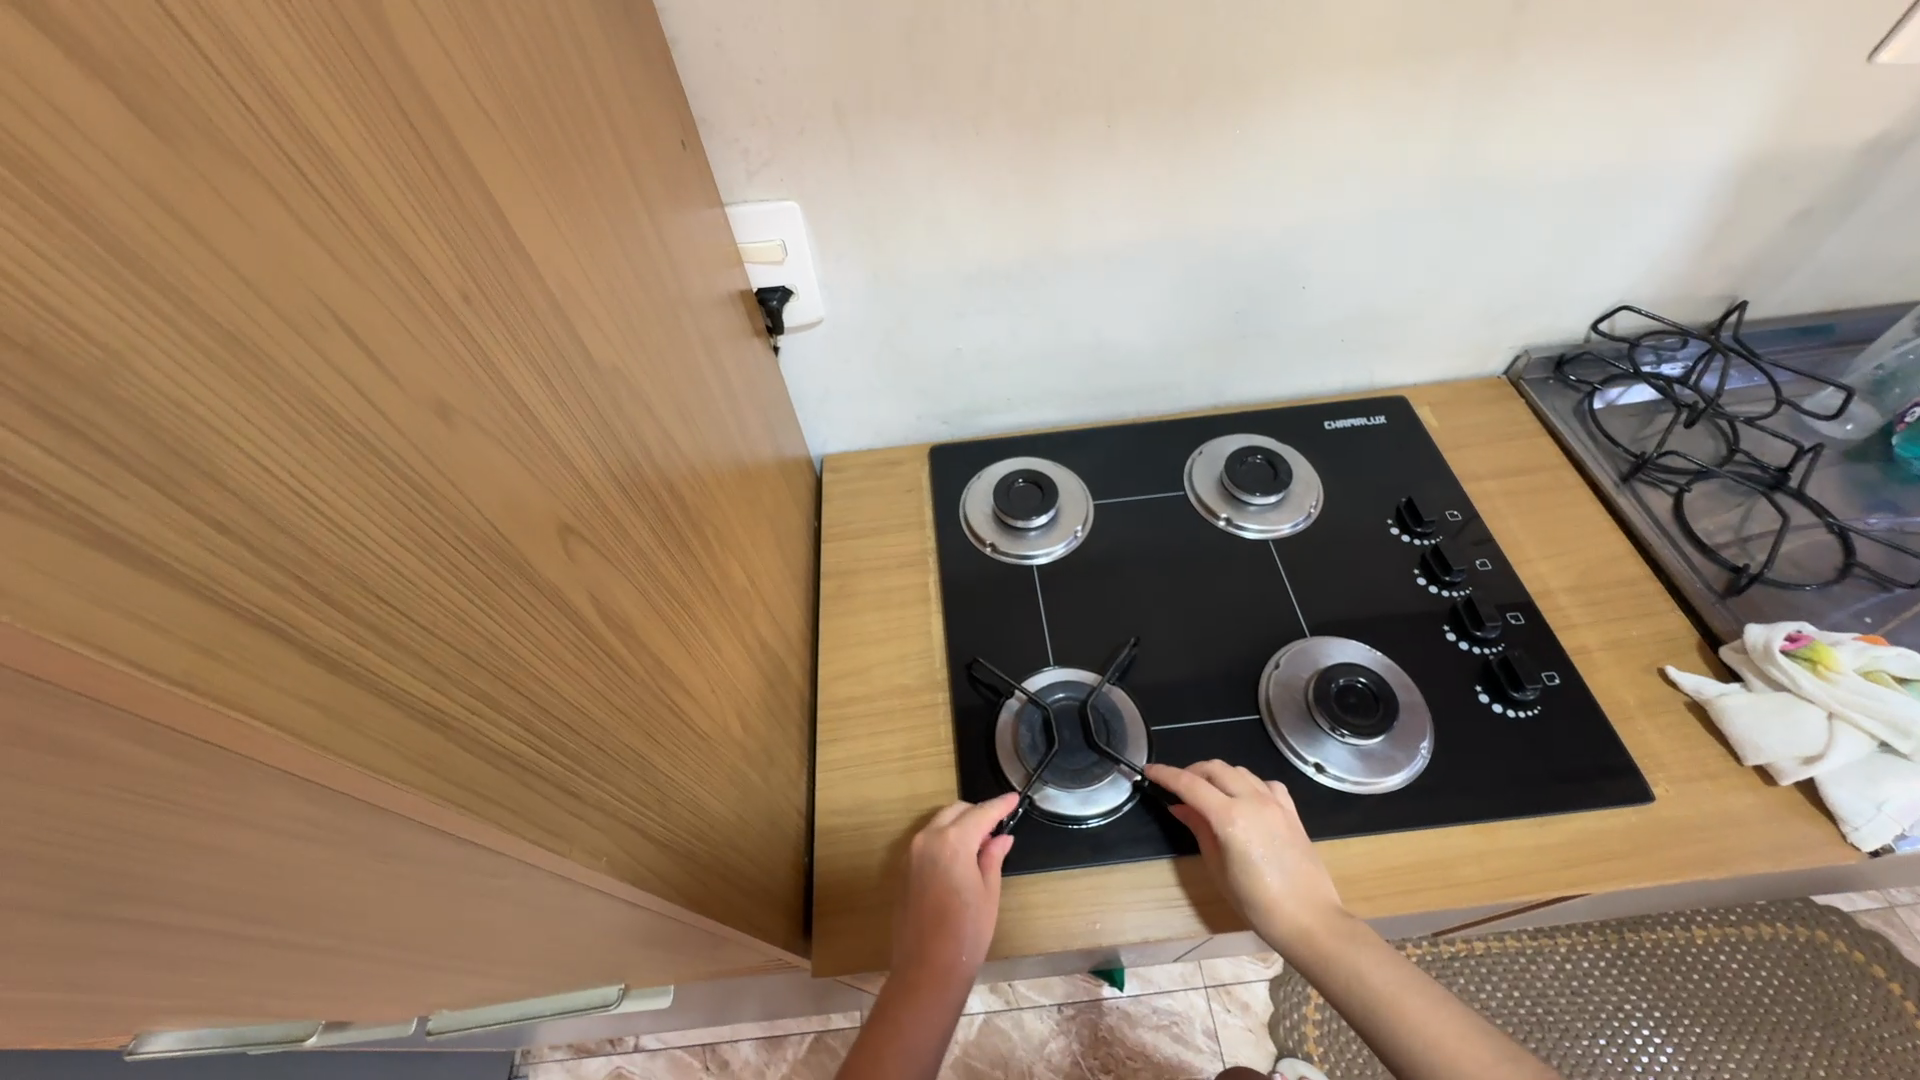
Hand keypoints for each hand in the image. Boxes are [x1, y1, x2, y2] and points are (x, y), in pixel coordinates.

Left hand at [891, 792, 1019, 987]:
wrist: (927, 968)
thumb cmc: (967, 933)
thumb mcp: (989, 892)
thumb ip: (993, 857)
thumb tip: (1001, 837)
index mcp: (953, 841)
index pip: (981, 813)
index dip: (1000, 805)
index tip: (1015, 798)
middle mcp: (928, 838)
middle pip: (956, 811)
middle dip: (978, 813)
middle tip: (999, 826)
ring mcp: (912, 852)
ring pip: (940, 823)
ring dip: (961, 825)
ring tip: (982, 844)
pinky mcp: (904, 868)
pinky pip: (928, 840)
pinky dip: (946, 839)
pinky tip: (961, 858)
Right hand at [1145, 761, 1347, 952]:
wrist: (1309, 919)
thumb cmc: (1256, 903)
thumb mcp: (1218, 868)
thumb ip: (1199, 830)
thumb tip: (1181, 807)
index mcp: (1230, 817)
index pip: (1189, 785)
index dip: (1166, 775)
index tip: (1149, 771)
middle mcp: (1253, 801)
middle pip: (1215, 768)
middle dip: (1191, 772)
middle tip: (1177, 786)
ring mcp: (1275, 803)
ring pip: (1240, 771)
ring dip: (1218, 775)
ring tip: (1208, 793)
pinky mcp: (1291, 812)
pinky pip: (1266, 784)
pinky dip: (1248, 784)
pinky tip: (1245, 799)